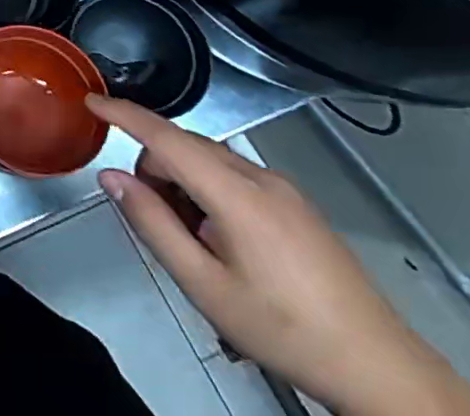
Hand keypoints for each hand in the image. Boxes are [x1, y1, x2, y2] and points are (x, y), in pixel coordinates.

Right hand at [86, 95, 469, 415]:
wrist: (379, 368)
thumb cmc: (282, 328)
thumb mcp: (202, 283)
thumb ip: (151, 222)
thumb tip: (111, 177)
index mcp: (236, 194)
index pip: (166, 137)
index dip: (124, 114)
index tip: (91, 101)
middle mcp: (261, 178)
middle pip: (184, 146)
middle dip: (153, 168)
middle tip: (153, 220)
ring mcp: (284, 189)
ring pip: (208, 159)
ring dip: (181, 181)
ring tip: (191, 240)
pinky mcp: (296, 204)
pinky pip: (233, 175)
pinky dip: (207, 190)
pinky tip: (218, 238)